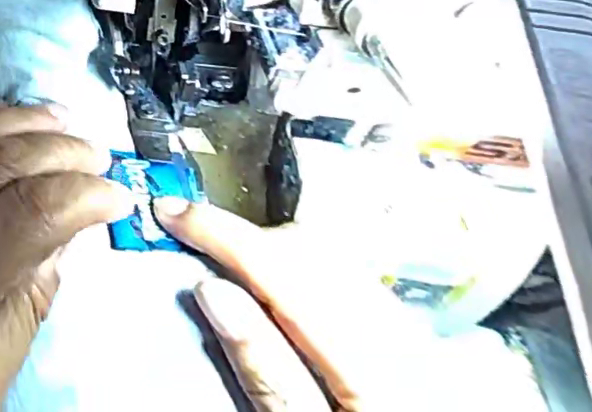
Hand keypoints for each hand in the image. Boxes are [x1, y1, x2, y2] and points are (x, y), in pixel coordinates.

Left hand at [0, 102, 129, 411]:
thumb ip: (31, 296)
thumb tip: (71, 230)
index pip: (36, 209)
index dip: (85, 193)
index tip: (119, 194)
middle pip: (4, 159)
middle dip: (61, 150)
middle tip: (101, 152)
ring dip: (21, 120)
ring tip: (65, 120)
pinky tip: (5, 116)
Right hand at [156, 198, 443, 411]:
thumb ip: (268, 378)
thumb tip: (211, 291)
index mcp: (379, 375)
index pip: (283, 270)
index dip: (216, 231)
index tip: (169, 213)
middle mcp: (408, 351)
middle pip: (309, 252)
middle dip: (241, 237)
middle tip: (190, 242)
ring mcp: (422, 352)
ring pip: (331, 261)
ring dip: (269, 252)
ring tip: (226, 267)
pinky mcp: (422, 358)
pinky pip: (352, 286)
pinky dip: (301, 275)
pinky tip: (275, 298)